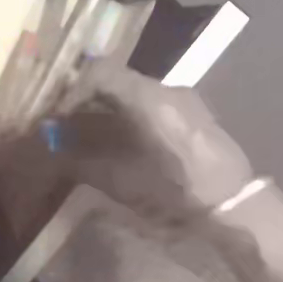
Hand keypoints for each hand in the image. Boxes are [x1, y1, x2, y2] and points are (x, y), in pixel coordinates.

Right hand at [61, 61, 253, 224]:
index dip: (70, 91)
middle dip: (83, 104)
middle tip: (62, 131)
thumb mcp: (122, 181)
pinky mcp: (191, 116)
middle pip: (114, 82)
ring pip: (130, 95)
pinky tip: (114, 145)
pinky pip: (147, 107)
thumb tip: (49, 142)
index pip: (99, 72)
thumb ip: (81, 158)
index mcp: (150, 97)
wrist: (233, 208)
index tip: (53, 117)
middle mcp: (166, 89)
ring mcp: (182, 100)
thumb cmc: (176, 194)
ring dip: (103, 113)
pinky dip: (124, 120)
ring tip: (84, 142)